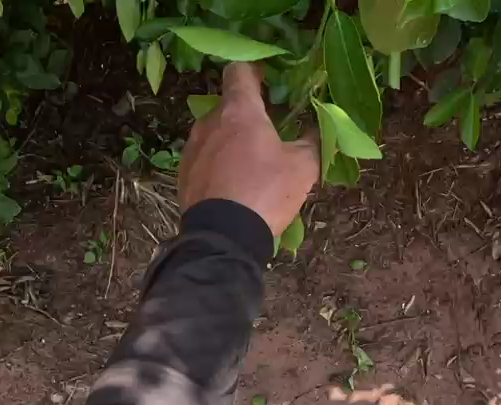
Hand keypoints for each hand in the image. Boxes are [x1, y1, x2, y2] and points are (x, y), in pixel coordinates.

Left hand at [178, 62, 317, 238]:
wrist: (224, 237)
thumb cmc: (265, 193)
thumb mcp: (302, 168)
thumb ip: (311, 142)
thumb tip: (317, 130)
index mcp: (239, 110)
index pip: (240, 71)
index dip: (254, 73)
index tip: (266, 82)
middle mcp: (210, 122)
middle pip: (227, 107)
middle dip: (245, 117)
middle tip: (264, 137)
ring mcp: (193, 149)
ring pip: (214, 136)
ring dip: (229, 144)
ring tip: (247, 169)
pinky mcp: (184, 177)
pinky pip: (203, 162)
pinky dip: (216, 168)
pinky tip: (229, 189)